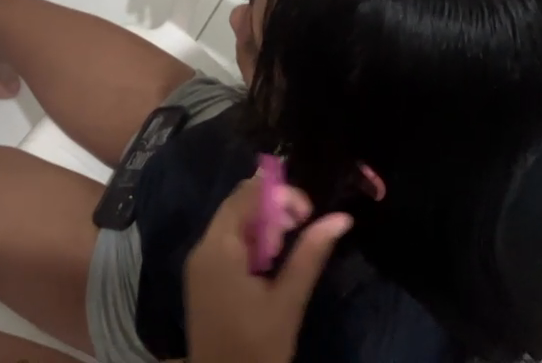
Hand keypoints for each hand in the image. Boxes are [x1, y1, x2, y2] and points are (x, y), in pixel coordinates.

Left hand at [185, 178, 352, 362]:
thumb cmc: (257, 350)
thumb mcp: (288, 301)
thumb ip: (311, 254)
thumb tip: (342, 218)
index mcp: (218, 249)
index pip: (247, 196)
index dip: (279, 194)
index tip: (307, 212)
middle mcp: (202, 248)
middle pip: (238, 206)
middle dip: (273, 209)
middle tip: (301, 229)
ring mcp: (200, 264)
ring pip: (234, 223)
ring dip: (264, 226)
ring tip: (287, 250)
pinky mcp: (204, 279)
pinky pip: (228, 244)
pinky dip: (252, 243)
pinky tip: (271, 263)